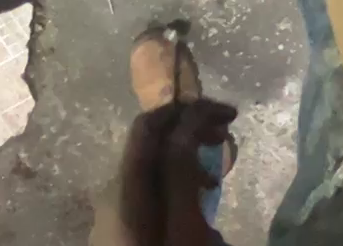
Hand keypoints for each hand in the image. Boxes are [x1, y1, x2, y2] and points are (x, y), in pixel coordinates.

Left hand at [116, 99, 236, 245]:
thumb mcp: (185, 227)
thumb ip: (182, 170)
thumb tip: (191, 121)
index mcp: (124, 189)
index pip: (150, 123)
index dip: (191, 108)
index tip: (231, 117)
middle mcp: (111, 194)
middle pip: (150, 139)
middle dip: (192, 128)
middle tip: (227, 137)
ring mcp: (112, 216)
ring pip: (152, 164)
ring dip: (188, 155)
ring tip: (216, 175)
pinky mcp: (121, 234)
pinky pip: (149, 189)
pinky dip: (177, 180)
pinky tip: (197, 201)